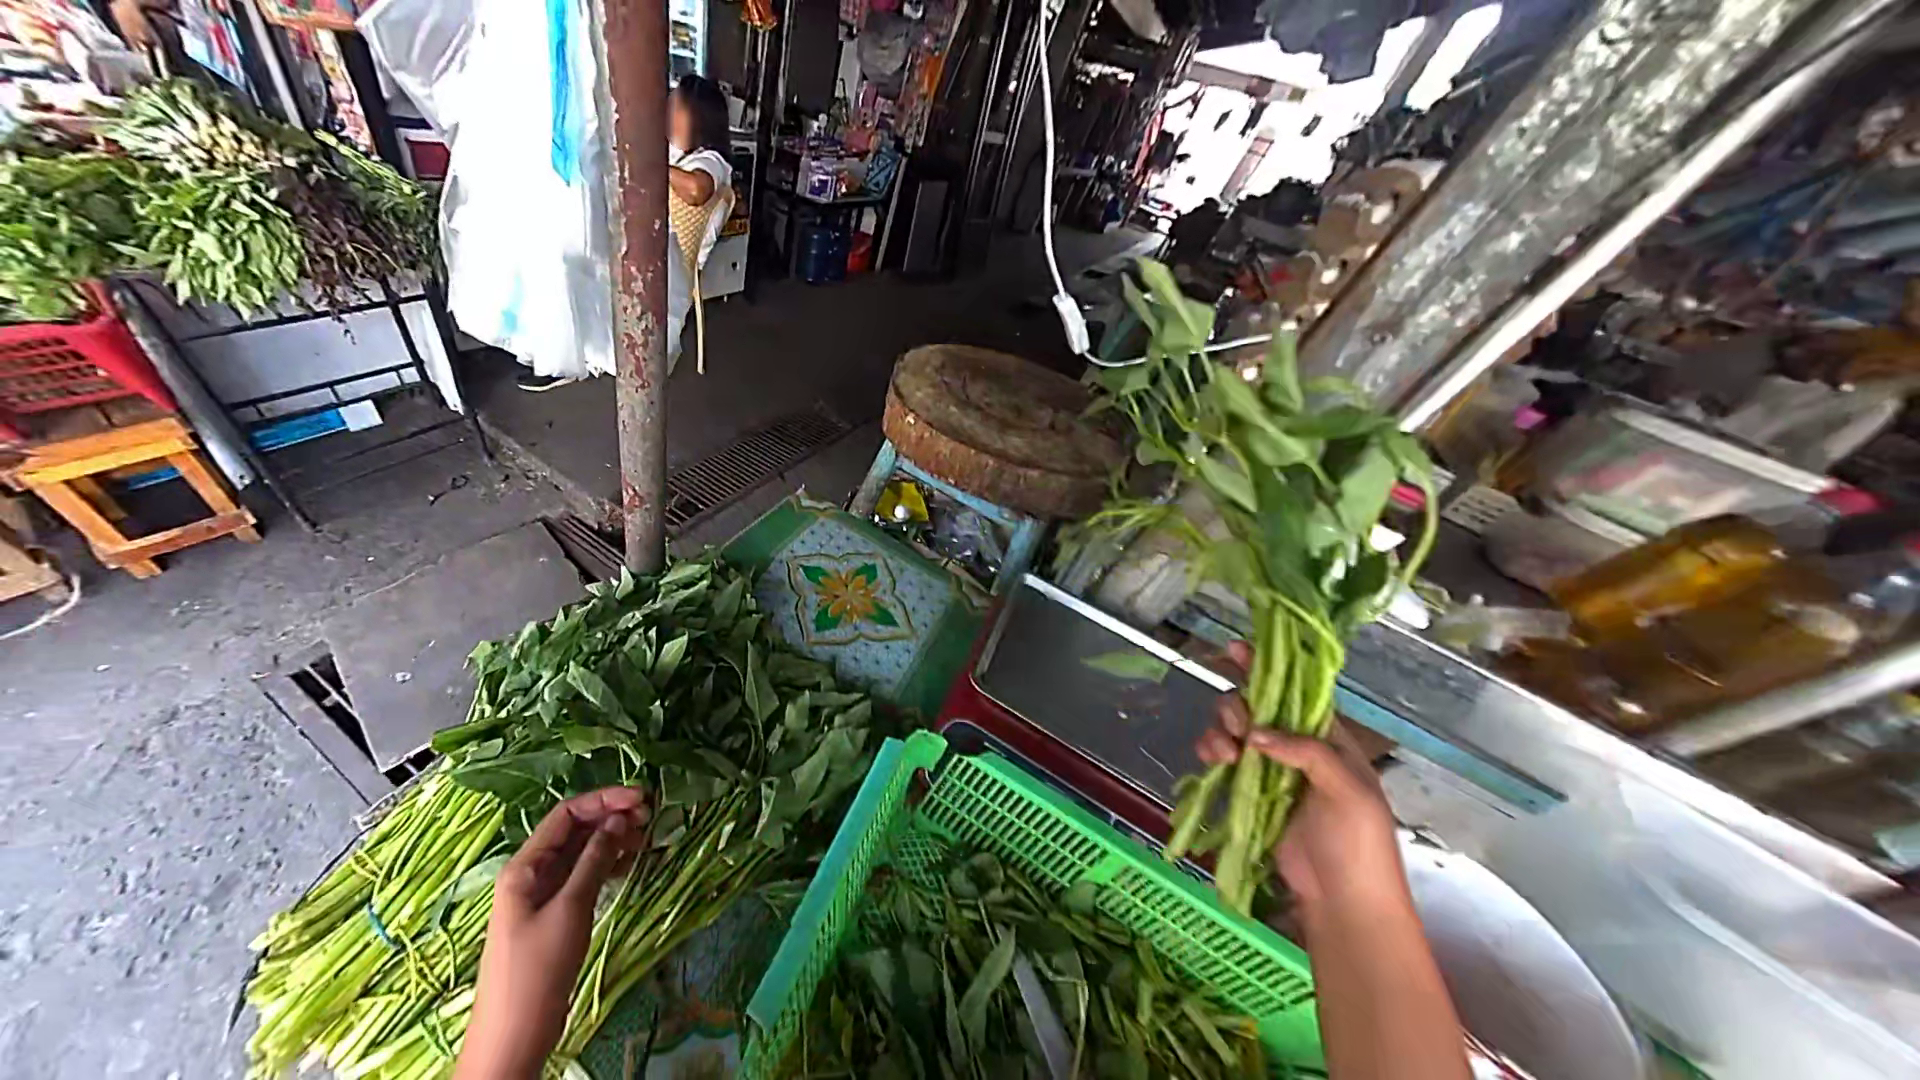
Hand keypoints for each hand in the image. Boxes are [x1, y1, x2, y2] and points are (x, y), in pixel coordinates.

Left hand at [453, 788, 650, 1079]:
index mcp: (524, 866)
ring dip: (614, 839)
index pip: (566, 814)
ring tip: (648, 838)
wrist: (514, 1035)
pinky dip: (610, 863)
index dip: (604, 800)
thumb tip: (618, 820)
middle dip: (612, 817)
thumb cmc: (537, 969)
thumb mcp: (570, 908)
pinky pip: (586, 873)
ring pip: (583, 851)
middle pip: (575, 830)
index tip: (642, 798)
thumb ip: (594, 860)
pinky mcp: (557, 911)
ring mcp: (544, 892)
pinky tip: (633, 861)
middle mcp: (532, 872)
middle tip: (651, 816)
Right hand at [1195, 642, 1407, 916]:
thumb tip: (1256, 733)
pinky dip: (1211, 751)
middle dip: (1238, 707)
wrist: (1342, 899)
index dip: (1267, 667)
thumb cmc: (1356, 842)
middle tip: (1238, 731)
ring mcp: (1269, 766)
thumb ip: (1306, 752)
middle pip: (1255, 705)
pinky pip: (1221, 756)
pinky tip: (1213, 762)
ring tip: (1223, 754)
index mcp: (1326, 737)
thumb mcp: (1347, 791)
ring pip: (1233, 728)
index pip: (1295, 691)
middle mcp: (1294, 744)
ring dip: (1220, 730)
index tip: (1236, 648)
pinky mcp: (1247, 788)